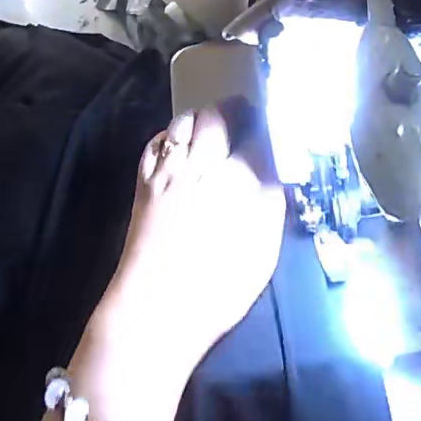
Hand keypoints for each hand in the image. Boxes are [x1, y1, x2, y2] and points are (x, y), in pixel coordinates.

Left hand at [93, 104, 285, 384]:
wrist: (156, 310)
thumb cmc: (221, 287)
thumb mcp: (265, 247)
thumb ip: (273, 202)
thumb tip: (276, 173)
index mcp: (240, 179)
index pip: (258, 135)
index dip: (267, 127)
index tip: (273, 127)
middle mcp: (204, 164)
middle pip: (218, 116)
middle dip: (234, 109)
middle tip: (244, 114)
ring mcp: (170, 171)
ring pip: (184, 122)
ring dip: (201, 117)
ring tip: (212, 127)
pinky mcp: (144, 183)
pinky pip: (156, 143)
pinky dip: (170, 136)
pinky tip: (179, 147)